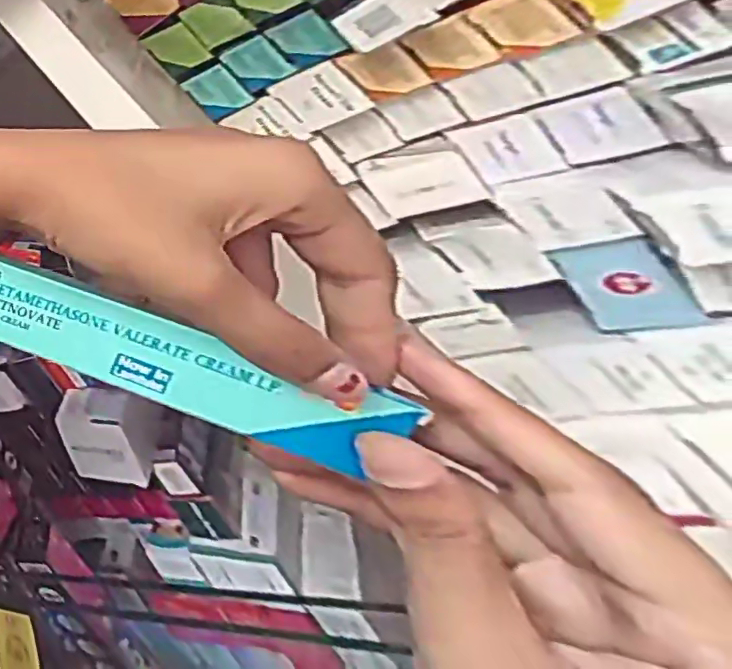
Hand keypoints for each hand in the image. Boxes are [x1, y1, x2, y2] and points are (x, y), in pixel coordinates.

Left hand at [0, 128, 399, 402]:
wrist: (19, 177)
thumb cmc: (99, 202)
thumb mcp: (198, 284)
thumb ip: (272, 338)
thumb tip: (329, 375)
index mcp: (286, 173)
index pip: (361, 261)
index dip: (367, 330)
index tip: (358, 379)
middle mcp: (253, 166)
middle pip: (307, 260)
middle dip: (294, 322)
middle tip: (295, 374)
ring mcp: (207, 177)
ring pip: (249, 260)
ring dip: (240, 309)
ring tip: (226, 352)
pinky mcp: (169, 191)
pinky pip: (207, 248)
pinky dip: (203, 285)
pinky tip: (179, 315)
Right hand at [257, 336, 731, 668]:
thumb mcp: (486, 656)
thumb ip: (443, 547)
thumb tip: (391, 449)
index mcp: (697, 630)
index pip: (580, 482)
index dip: (483, 405)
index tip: (410, 354)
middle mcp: (652, 613)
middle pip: (513, 486)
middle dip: (405, 434)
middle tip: (334, 393)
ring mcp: (588, 616)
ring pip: (466, 510)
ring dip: (372, 470)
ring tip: (299, 437)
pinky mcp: (533, 618)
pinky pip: (450, 542)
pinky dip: (381, 511)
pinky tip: (320, 480)